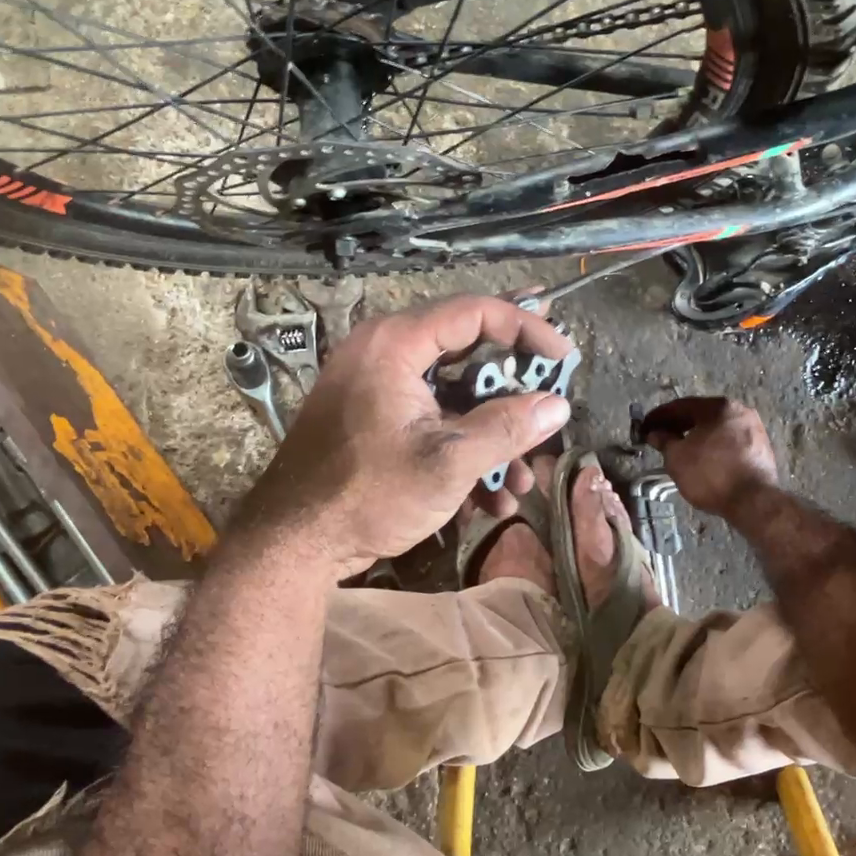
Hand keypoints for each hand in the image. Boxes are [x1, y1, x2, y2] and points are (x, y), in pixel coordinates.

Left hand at [233, 295, 574, 576]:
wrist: (292, 543)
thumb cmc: (368, 494)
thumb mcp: (448, 462)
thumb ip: (507, 428)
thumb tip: (557, 405)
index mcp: (395, 344)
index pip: (475, 311)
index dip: (527, 329)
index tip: (563, 357)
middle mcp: (382, 353)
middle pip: (467, 355)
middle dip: (512, 396)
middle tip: (549, 411)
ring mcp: (374, 388)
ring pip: (451, 398)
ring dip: (490, 437)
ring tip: (521, 482)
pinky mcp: (371, 421)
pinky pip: (427, 421)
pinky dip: (458, 450)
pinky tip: (488, 500)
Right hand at [639, 396, 780, 514]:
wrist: (752, 501)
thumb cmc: (710, 474)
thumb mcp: (677, 457)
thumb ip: (664, 440)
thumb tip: (655, 434)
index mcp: (719, 406)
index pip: (681, 405)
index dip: (659, 416)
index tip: (644, 426)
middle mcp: (739, 411)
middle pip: (701, 414)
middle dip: (677, 425)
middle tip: (659, 437)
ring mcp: (753, 429)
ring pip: (716, 428)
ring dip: (695, 435)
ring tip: (678, 448)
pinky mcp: (760, 448)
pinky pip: (728, 440)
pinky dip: (711, 445)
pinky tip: (701, 457)